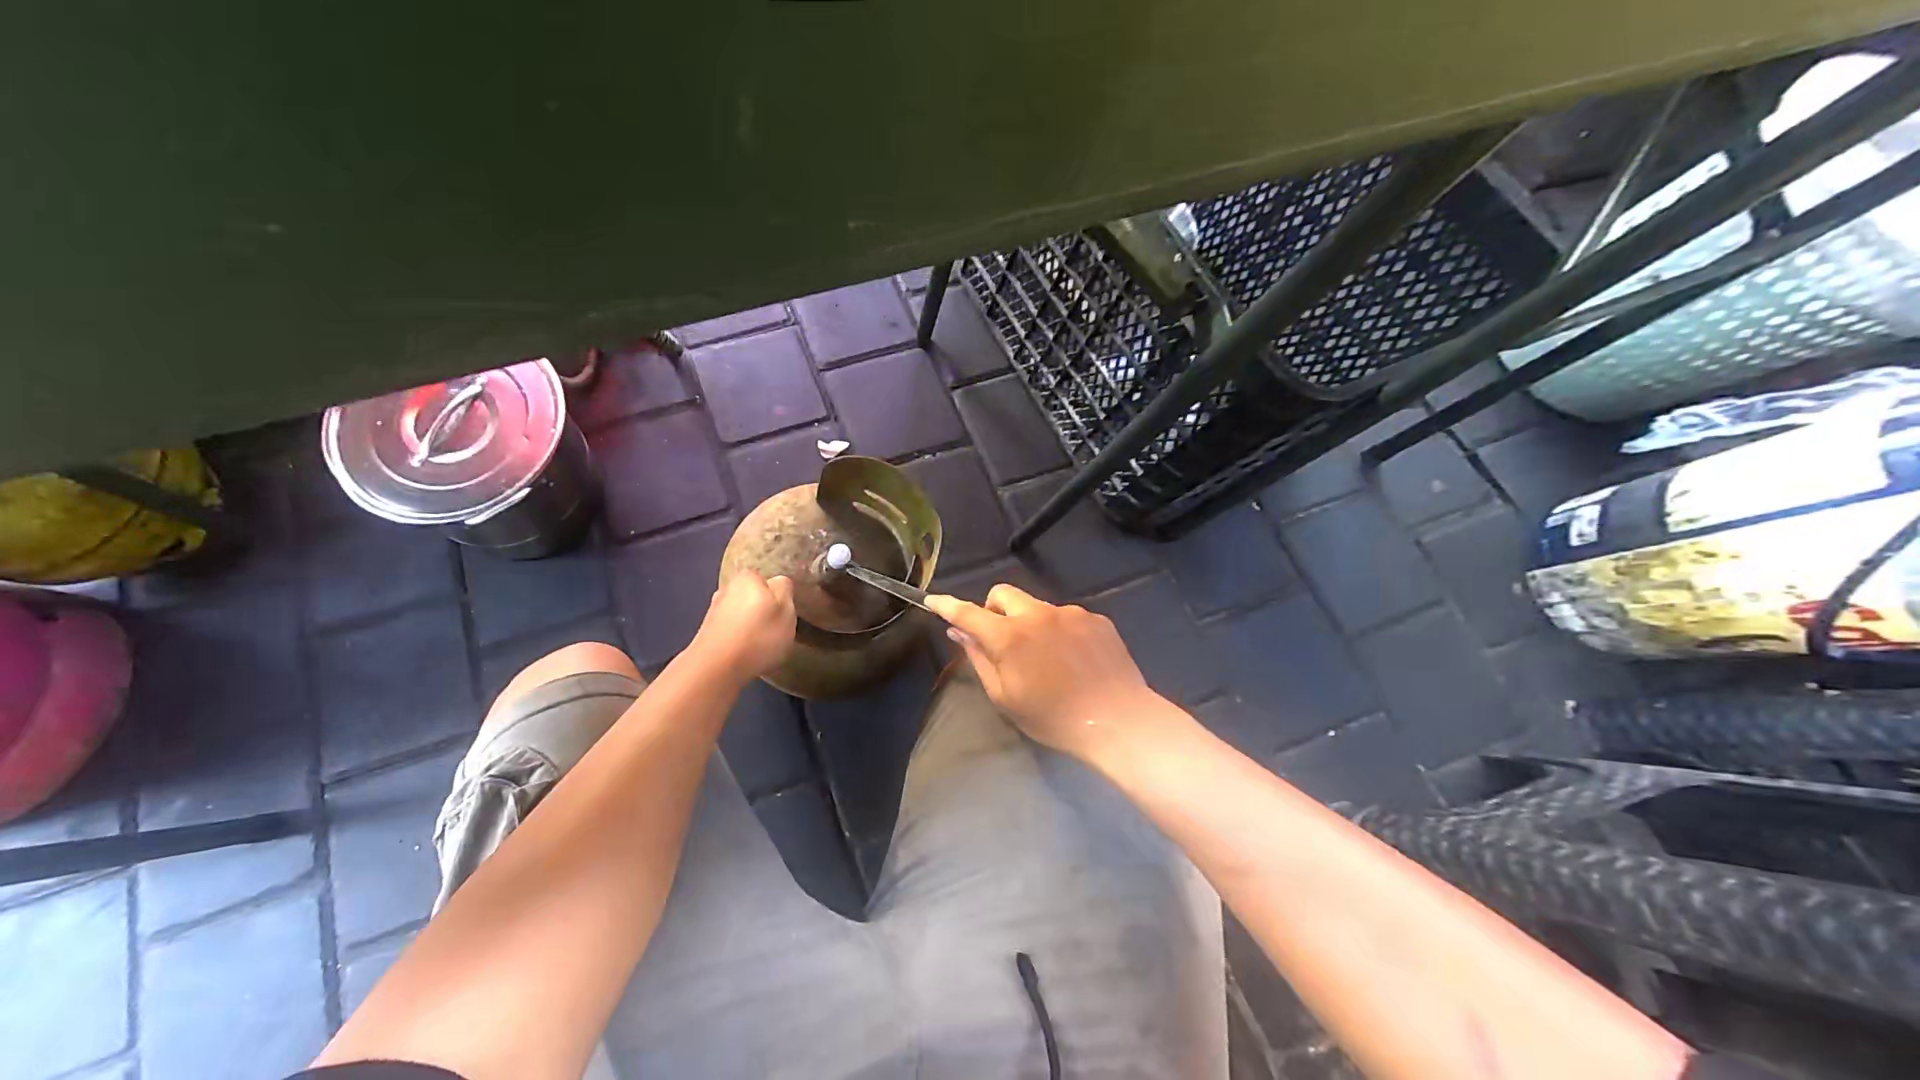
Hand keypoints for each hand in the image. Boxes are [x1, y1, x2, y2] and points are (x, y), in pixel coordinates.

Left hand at [691, 571, 795, 682]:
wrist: (716, 668)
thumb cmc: (759, 635)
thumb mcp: (787, 610)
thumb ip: (784, 590)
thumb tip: (777, 582)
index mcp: (748, 578)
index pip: (767, 580)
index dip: (777, 597)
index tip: (783, 614)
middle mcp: (727, 589)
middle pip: (751, 597)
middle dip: (761, 611)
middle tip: (774, 631)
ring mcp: (713, 611)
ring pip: (740, 615)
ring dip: (749, 627)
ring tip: (760, 647)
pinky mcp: (706, 633)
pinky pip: (730, 632)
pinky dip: (737, 640)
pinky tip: (744, 655)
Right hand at [924, 585, 1175, 764]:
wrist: (1117, 719)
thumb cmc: (1053, 717)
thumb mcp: (1005, 697)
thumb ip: (979, 659)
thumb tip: (959, 632)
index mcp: (1009, 636)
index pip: (968, 612)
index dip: (947, 605)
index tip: (932, 600)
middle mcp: (1038, 614)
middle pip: (1003, 594)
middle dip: (993, 609)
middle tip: (1000, 639)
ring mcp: (1070, 613)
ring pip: (1038, 607)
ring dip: (1031, 623)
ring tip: (1047, 659)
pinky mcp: (1096, 619)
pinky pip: (1068, 617)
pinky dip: (1061, 631)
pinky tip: (1074, 660)